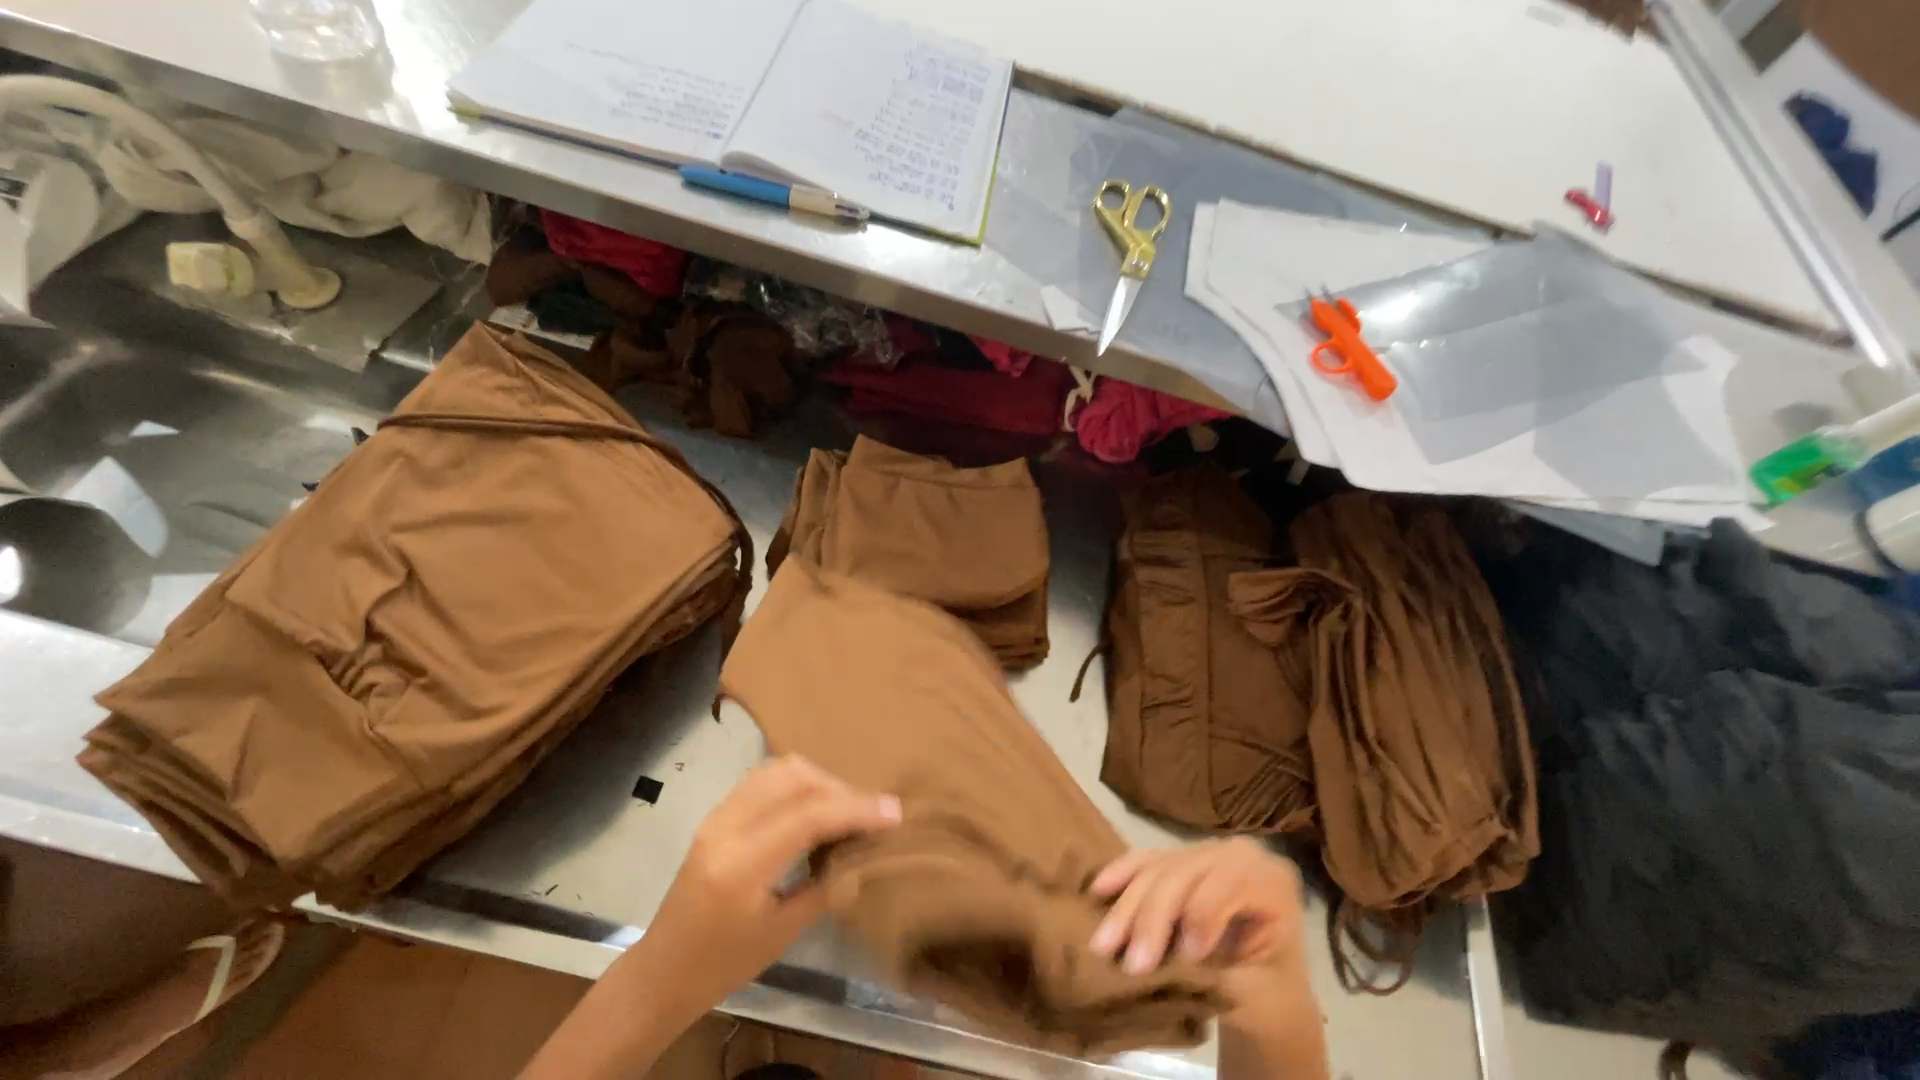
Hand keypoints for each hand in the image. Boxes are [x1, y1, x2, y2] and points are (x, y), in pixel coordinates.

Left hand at [639, 756, 901, 1009]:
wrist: (662, 972)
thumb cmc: (724, 965)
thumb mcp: (784, 932)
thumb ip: (824, 885)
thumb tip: (864, 852)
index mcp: (741, 866)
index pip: (809, 815)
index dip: (856, 808)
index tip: (894, 812)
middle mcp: (725, 828)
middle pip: (793, 776)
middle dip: (839, 787)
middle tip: (871, 812)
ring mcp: (715, 816)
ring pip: (777, 770)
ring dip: (818, 780)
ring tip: (846, 807)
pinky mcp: (715, 816)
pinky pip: (763, 780)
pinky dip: (796, 784)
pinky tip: (816, 807)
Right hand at [1088, 837, 1305, 980]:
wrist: (1266, 989)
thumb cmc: (1270, 992)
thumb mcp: (1262, 993)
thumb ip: (1226, 973)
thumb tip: (1181, 961)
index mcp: (1271, 881)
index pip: (1231, 883)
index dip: (1205, 914)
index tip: (1189, 956)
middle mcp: (1237, 855)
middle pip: (1185, 874)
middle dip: (1153, 917)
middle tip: (1133, 964)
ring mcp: (1203, 853)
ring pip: (1157, 870)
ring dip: (1127, 907)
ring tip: (1103, 945)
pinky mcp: (1176, 861)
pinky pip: (1143, 861)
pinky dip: (1120, 875)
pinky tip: (1098, 889)